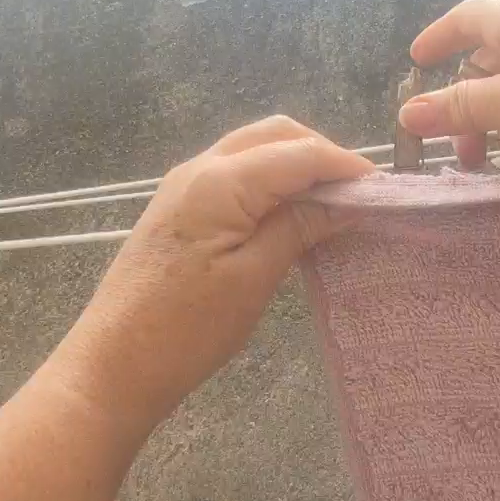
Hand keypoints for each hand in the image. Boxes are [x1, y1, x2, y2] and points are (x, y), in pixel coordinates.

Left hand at [50, 116, 375, 431]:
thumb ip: (300, 226)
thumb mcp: (254, 278)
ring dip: (297, 165)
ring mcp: (185, 184)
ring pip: (255, 149)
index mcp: (219, 180)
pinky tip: (292, 212)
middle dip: (323, 154)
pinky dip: (272, 180)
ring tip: (334, 202)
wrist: (113, 365)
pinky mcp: (180, 206)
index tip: (386, 190)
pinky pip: (237, 173)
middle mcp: (199, 167)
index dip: (346, 166)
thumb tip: (348, 200)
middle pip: (276, 134)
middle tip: (359, 194)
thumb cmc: (186, 329)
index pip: (299, 152)